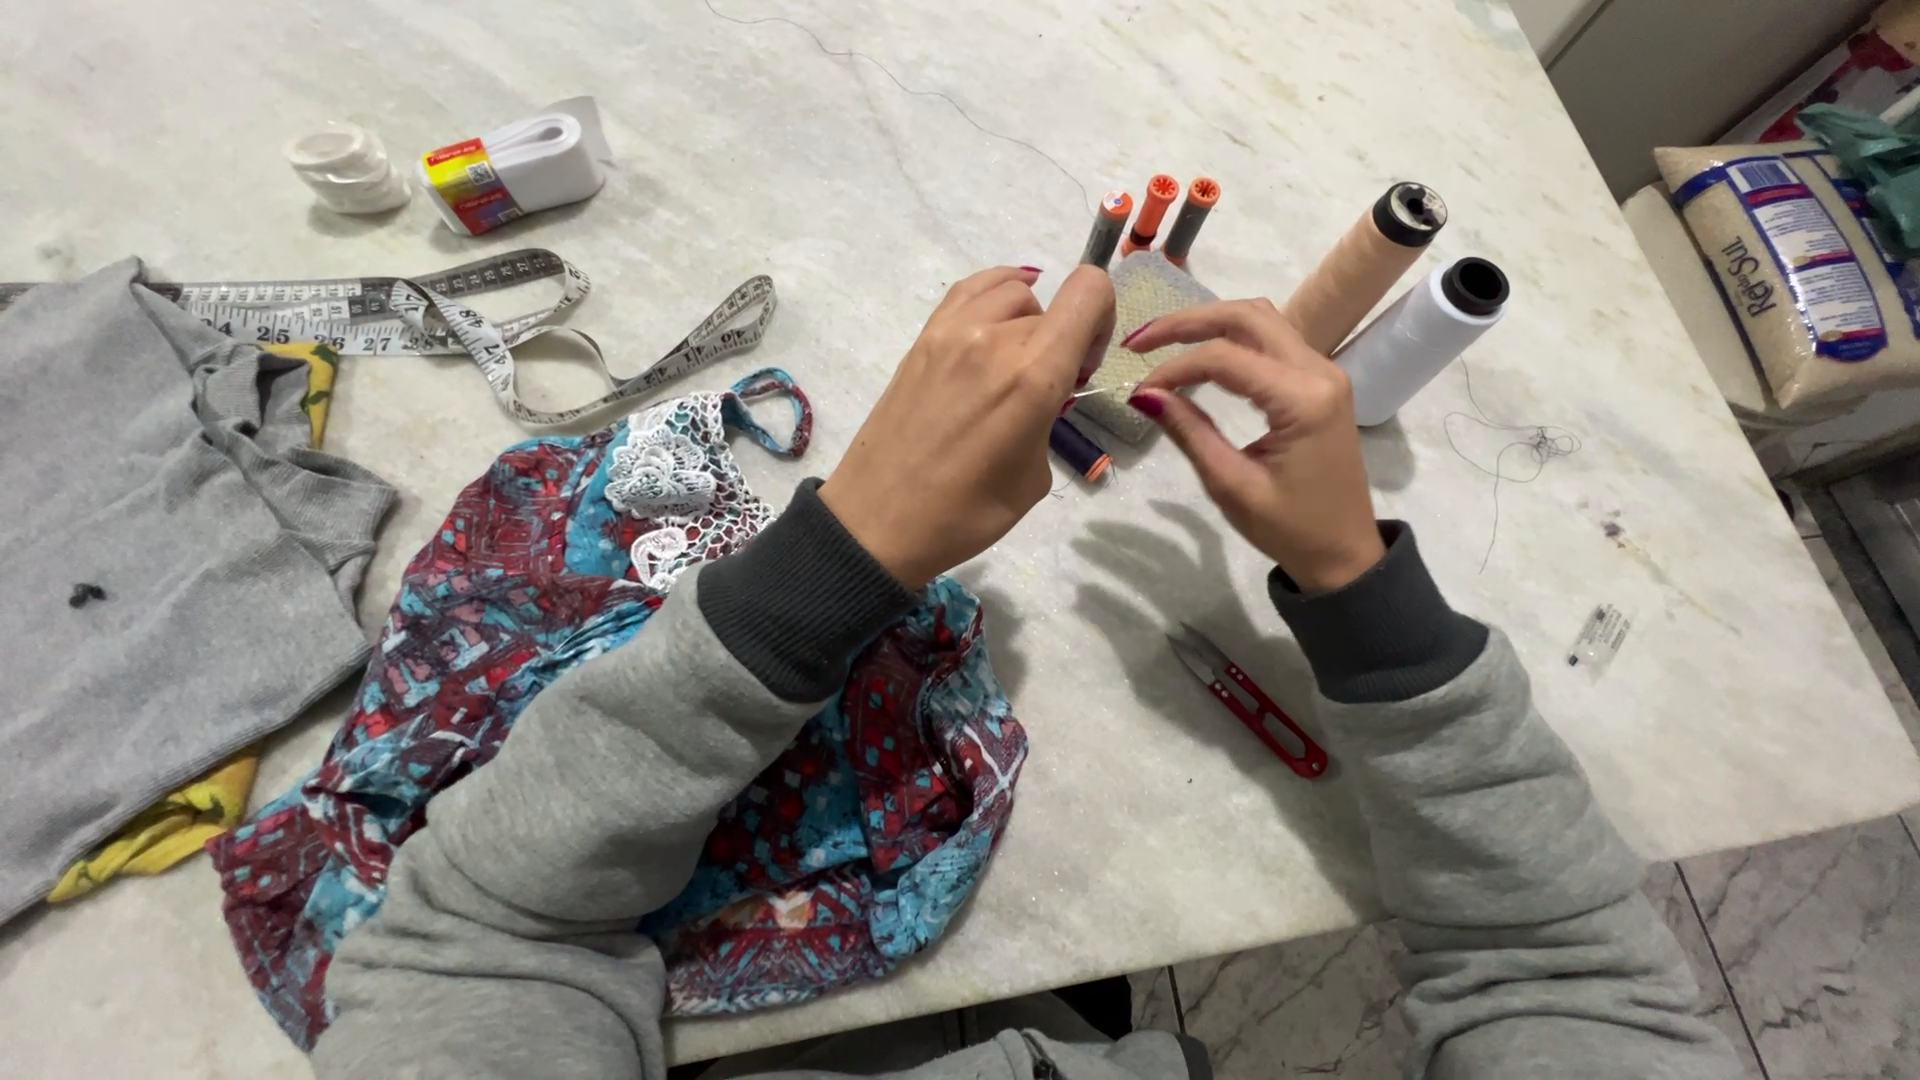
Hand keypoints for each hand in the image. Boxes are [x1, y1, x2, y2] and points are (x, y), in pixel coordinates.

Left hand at [820, 265, 1115, 587]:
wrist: (877, 523)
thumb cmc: (964, 516)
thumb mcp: (1033, 478)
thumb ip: (1047, 420)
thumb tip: (1040, 395)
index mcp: (1030, 376)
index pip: (1088, 292)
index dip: (1103, 318)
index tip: (1084, 364)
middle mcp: (992, 338)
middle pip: (1050, 301)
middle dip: (1063, 336)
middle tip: (1045, 385)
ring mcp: (950, 332)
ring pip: (1010, 289)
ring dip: (1026, 316)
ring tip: (1014, 359)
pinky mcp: (921, 339)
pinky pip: (968, 292)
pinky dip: (992, 299)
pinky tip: (991, 330)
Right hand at [1123, 298, 1384, 591]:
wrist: (1343, 552)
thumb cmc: (1288, 528)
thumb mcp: (1231, 484)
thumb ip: (1189, 432)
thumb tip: (1144, 395)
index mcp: (1304, 399)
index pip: (1226, 358)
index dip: (1174, 368)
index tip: (1139, 392)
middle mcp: (1320, 371)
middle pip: (1246, 317)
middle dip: (1187, 323)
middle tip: (1138, 342)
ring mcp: (1323, 373)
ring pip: (1260, 320)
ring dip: (1209, 324)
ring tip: (1162, 341)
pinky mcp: (1318, 382)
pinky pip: (1271, 341)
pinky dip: (1230, 339)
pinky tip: (1198, 356)